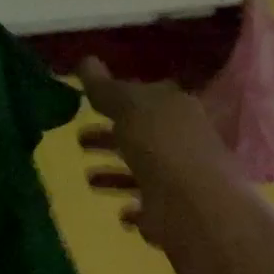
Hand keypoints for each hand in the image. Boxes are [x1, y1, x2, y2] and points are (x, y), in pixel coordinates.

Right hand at [77, 58, 231, 246]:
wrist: (194, 206)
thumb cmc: (161, 146)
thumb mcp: (128, 107)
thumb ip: (105, 88)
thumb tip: (85, 60)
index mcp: (176, 108)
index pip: (146, 97)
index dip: (117, 99)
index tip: (89, 104)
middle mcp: (183, 140)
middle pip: (141, 135)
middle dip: (110, 137)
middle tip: (79, 140)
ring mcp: (181, 178)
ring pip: (143, 172)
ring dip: (116, 174)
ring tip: (89, 179)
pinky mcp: (176, 213)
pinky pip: (149, 208)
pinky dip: (134, 209)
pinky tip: (121, 212)